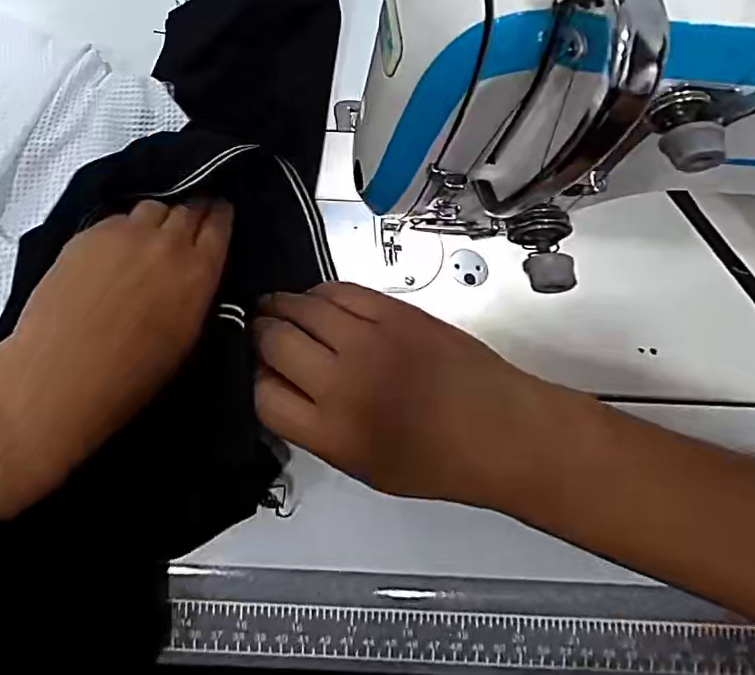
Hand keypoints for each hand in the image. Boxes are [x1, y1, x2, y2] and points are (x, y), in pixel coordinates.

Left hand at [0, 199, 233, 517]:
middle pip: (189, 207)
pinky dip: (123, 228)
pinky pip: (118, 219)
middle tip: (187, 223)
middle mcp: (167, 243)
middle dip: (193, 210)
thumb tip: (193, 273)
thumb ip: (196, 290)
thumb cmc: (128, 375)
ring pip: (153, 207)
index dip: (220, 214)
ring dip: (157, 219)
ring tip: (148, 237)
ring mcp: (127, 233)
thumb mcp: (186, 335)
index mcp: (198, 271)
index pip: (219, 223)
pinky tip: (114, 251)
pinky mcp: (90, 234)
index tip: (218, 212)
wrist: (60, 375)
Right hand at [253, 282, 573, 510]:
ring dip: (282, 305)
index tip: (261, 372)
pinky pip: (339, 289)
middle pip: (274, 341)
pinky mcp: (393, 310)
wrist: (498, 428)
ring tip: (279, 307)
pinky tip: (319, 299)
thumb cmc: (438, 457)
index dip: (256, 379)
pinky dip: (321, 292)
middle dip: (260, 333)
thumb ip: (313, 427)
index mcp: (333, 433)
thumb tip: (280, 386)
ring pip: (301, 306)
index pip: (263, 394)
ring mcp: (369, 339)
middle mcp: (344, 382)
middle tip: (261, 330)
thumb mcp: (362, 465)